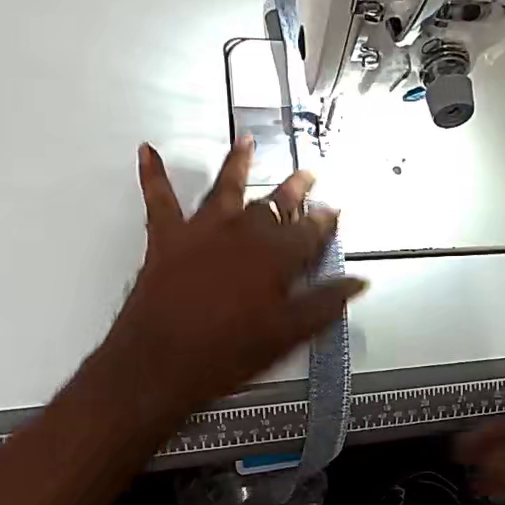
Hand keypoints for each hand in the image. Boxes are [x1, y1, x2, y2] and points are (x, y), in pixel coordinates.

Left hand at [96, 137, 365, 416]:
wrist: (160, 364)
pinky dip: (152, 175)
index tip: (334, 210)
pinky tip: (147, 151)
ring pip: (225, 187)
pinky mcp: (167, 238)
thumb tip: (356, 284)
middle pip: (273, 205)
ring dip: (238, 163)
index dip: (324, 220)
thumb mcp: (285, 336)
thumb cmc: (225, 355)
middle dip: (294, 190)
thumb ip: (322, 305)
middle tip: (308, 175)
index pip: (309, 231)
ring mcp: (202, 231)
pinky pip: (159, 199)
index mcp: (273, 256)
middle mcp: (240, 233)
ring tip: (247, 140)